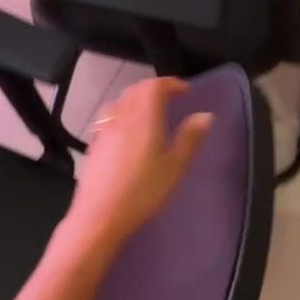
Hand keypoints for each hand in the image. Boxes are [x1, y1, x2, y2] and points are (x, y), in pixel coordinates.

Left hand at [59, 77, 212, 252]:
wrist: (100, 215)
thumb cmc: (143, 191)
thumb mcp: (175, 166)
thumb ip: (190, 138)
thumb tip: (205, 115)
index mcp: (144, 117)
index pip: (155, 86)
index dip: (171, 83)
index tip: (185, 91)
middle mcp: (121, 117)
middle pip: (135, 90)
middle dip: (154, 89)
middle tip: (170, 99)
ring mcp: (103, 131)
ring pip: (120, 102)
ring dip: (137, 99)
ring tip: (150, 113)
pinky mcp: (94, 146)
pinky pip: (109, 118)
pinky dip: (123, 114)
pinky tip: (127, 132)